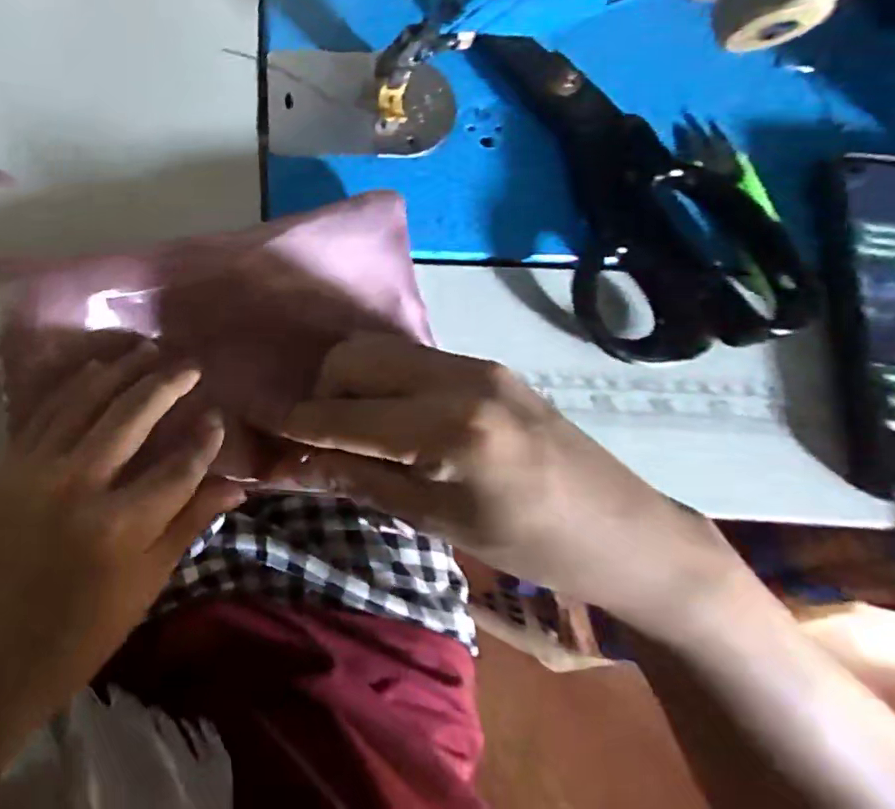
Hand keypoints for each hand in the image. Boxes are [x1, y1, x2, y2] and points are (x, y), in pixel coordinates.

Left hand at [0, 341, 244, 715]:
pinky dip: (75, 384)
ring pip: (89, 399)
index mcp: (121, 525)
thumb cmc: (89, 624)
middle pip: (133, 415)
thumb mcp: (150, 578)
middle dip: (167, 385)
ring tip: (149, 350)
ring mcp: (40, 467)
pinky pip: (48, 408)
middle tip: (191, 366)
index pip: (178, 466)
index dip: (204, 439)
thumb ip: (190, 521)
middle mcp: (80, 484)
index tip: (218, 416)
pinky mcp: (13, 462)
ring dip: (122, 371)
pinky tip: (97, 368)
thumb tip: (238, 484)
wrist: (3, 642)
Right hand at [279, 333, 742, 638]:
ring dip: (350, 382)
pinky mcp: (485, 364)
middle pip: (353, 358)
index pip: (344, 414)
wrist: (628, 532)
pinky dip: (383, 381)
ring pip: (378, 349)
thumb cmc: (532, 545)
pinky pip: (410, 358)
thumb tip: (290, 466)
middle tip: (321, 440)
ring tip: (356, 430)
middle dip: (322, 394)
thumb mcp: (438, 521)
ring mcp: (474, 363)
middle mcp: (457, 377)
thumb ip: (359, 480)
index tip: (265, 436)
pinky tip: (392, 419)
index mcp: (448, 427)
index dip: (298, 425)